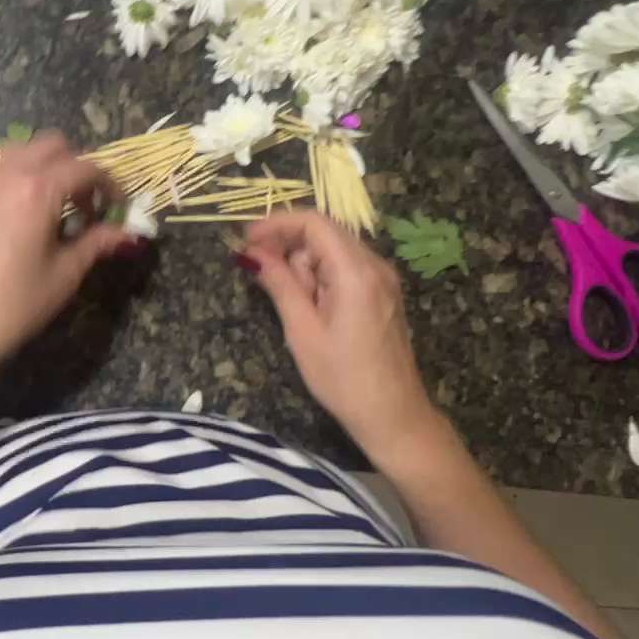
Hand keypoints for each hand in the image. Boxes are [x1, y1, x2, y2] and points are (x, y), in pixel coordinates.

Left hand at [0, 133, 136, 382]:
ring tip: (44, 206)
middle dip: (74, 167)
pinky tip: (8, 216)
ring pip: (16, 151)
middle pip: (51, 145)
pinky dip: (6, 180)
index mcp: (38, 189)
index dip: (109, 184)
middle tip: (81, 204)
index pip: (86, 167)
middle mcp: (4, 172)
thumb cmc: (14, 306)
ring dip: (38, 168)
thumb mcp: (64, 275)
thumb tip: (129, 233)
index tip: (116, 207)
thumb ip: (98, 242)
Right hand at [239, 211, 445, 461]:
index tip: (246, 241)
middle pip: (322, 233)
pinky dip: (320, 276)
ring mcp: (382, 279)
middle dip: (287, 247)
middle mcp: (374, 266)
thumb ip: (279, 283)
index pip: (313, 222)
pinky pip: (344, 267)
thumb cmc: (343, 378)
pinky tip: (310, 305)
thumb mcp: (302, 330)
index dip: (276, 224)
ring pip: (331, 250)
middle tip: (261, 275)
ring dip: (303, 265)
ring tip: (294, 306)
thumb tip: (251, 253)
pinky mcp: (382, 293)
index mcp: (356, 272)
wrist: (393, 416)